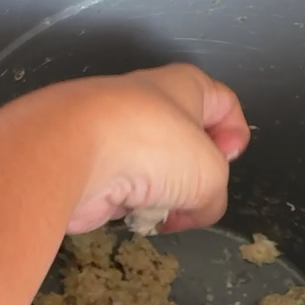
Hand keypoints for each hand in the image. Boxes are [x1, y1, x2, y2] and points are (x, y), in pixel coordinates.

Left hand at [18, 64, 249, 233]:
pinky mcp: (87, 169)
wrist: (70, 153)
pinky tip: (131, 217)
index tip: (230, 160)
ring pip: (148, 172)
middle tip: (197, 197)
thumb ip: (214, 196)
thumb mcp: (211, 176)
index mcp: (183, 86)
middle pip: (181, 143)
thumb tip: (198, 211)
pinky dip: (128, 210)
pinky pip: (118, 193)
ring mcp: (112, 138)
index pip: (221, 102)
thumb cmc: (150, 145)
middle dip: (192, 177)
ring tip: (163, 210)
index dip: (233, 133)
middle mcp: (144, 105)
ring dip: (160, 197)